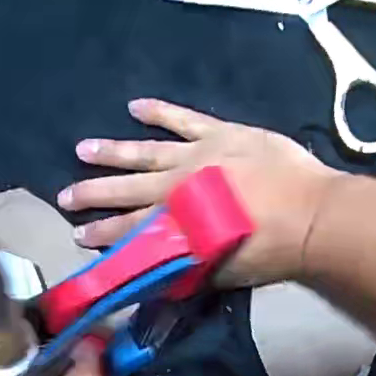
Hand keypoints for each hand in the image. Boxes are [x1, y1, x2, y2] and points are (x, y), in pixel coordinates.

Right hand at [58, 98, 345, 285]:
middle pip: (126, 189)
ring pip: (144, 152)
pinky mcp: (220, 134)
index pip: (129, 229)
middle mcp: (176, 185)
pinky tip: (134, 105)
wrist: (312, 216)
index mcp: (175, 221)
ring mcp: (197, 155)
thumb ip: (182, 265)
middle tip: (63, 196)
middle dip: (93, 194)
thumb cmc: (266, 250)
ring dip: (112, 152)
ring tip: (82, 149)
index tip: (77, 235)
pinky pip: (183, 118)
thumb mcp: (218, 270)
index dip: (102, 234)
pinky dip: (159, 111)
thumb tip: (152, 266)